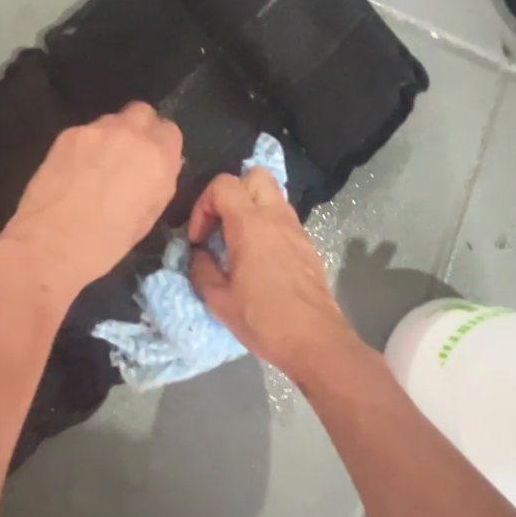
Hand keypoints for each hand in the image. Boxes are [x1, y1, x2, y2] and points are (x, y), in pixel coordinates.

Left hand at [0, 103, 182, 302]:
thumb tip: (157, 167)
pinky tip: (74, 169)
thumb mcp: (149, 215)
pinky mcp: (68, 134)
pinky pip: (86, 132)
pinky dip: (86, 146)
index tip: (153, 161)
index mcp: (158, 157)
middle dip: (139, 129)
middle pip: (143, 113)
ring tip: (97, 165)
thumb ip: (159, 182)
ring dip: (111, 137)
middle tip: (128, 155)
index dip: (162, 145)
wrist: (52, 242)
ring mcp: (97, 130)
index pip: (170, 131)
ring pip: (112, 120)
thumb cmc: (107, 242)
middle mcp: (131, 134)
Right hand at [188, 169, 360, 378]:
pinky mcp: (307, 245)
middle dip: (231, 193)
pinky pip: (283, 217)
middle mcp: (276, 218)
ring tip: (237, 240)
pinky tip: (259, 257)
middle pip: (254, 175)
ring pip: (272, 193)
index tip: (199, 239)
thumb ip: (201, 269)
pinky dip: (266, 224)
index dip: (203, 205)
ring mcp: (296, 229)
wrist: (315, 341)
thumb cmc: (264, 320)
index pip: (223, 184)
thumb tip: (200, 255)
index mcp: (250, 225)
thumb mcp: (219, 300)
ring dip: (250, 206)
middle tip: (220, 225)